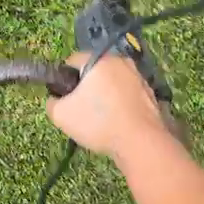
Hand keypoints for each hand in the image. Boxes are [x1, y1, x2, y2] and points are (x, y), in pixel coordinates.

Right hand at [46, 52, 168, 160]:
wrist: (141, 142)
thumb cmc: (98, 123)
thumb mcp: (61, 115)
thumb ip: (52, 102)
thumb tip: (55, 99)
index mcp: (99, 60)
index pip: (73, 61)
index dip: (64, 79)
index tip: (65, 98)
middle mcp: (121, 62)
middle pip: (95, 71)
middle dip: (87, 87)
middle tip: (82, 110)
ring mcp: (139, 77)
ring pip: (113, 83)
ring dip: (106, 95)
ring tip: (102, 120)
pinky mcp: (151, 93)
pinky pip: (128, 94)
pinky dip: (121, 104)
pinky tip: (119, 123)